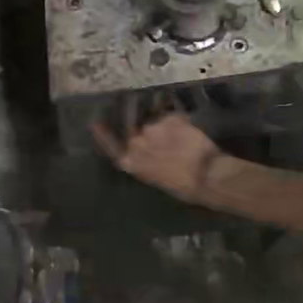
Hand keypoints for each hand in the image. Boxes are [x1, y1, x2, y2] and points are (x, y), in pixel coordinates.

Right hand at [93, 113, 227, 204]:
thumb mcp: (154, 178)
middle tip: (148, 120)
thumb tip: (143, 150)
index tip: (96, 123)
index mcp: (130, 162)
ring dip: (161, 123)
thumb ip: (143, 161)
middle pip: (131, 125)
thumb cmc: (182, 186)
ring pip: (153, 119)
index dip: (102, 133)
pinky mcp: (170, 117)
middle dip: (137, 120)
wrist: (206, 175)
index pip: (109, 144)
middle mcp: (136, 142)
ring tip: (175, 131)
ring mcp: (152, 127)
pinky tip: (187, 130)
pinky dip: (177, 121)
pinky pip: (171, 115)